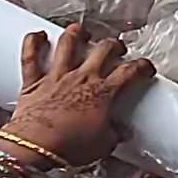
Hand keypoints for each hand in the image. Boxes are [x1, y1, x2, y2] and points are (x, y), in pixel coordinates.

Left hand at [2, 24, 155, 167]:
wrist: (37, 147)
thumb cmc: (72, 146)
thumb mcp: (103, 145)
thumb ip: (114, 134)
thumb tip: (123, 133)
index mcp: (103, 93)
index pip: (129, 72)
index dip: (141, 67)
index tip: (146, 67)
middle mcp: (81, 78)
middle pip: (102, 50)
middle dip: (113, 45)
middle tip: (117, 47)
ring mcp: (57, 76)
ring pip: (68, 45)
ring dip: (76, 34)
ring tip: (81, 30)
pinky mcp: (34, 82)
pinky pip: (31, 57)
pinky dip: (33, 43)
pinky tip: (37, 34)